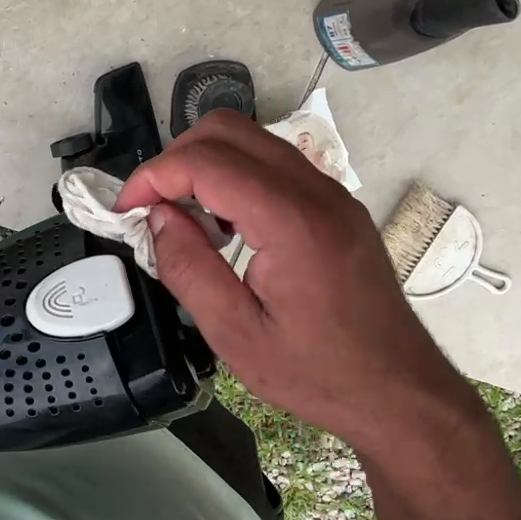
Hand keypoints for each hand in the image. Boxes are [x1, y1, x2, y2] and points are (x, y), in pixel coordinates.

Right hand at [116, 111, 480, 455]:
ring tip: (182, 220)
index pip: (208, 162)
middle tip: (149, 209)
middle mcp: (316, 192)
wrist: (397, 390)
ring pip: (252, 141)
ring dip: (204, 166)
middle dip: (175, 159)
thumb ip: (188, 269)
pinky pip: (274, 165)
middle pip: (229, 130)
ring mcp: (332, 195)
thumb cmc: (316, 373)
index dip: (153, 176)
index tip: (123, 211)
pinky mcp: (336, 207)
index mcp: (291, 222)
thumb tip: (157, 218)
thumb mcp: (234, 334)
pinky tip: (222, 227)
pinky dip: (233, 178)